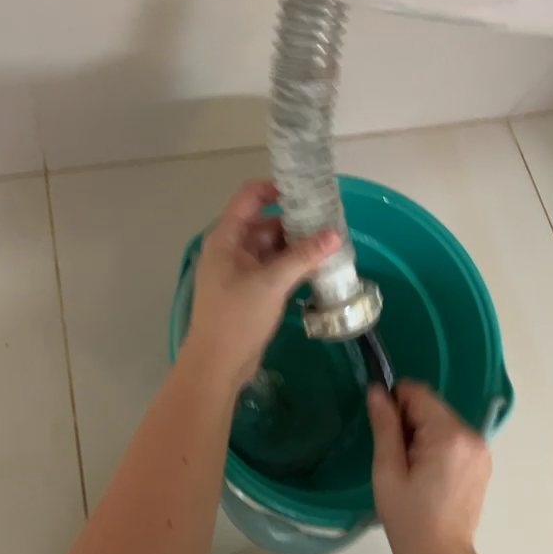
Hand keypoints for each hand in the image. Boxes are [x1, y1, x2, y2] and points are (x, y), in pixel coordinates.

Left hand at [184, 180, 341, 388]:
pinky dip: (294, 264)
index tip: (307, 191)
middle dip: (295, 221)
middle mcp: (231, 248)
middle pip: (266, 222)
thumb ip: (304, 256)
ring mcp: (241, 270)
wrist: (217, 365)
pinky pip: (275, 266)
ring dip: (297, 245)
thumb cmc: (236, 317)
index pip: (250, 197)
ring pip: (273, 246)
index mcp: (226, 238)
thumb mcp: (272, 283)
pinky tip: (319, 267)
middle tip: (329, 221)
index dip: (275, 188)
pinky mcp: (251, 289)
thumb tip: (336, 235)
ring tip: (330, 243)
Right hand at [367, 381, 491, 553]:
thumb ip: (384, 426)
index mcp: (449, 435)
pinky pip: (455, 437)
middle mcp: (472, 435)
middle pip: (433, 406)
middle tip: (398, 456)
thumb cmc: (409, 519)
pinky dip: (438, 444)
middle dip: (411, 421)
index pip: (419, 393)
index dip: (397, 402)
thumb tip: (377, 391)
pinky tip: (428, 474)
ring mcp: (481, 449)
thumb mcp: (388, 471)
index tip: (384, 428)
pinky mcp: (483, 462)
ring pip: (443, 420)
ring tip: (412, 468)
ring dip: (424, 433)